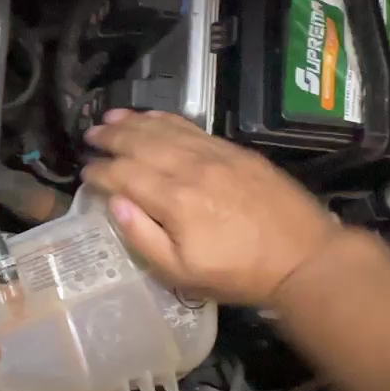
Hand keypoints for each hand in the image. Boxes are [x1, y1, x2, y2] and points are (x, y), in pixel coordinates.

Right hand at [81, 109, 345, 304]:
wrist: (304, 259)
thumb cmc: (238, 273)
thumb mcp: (181, 272)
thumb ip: (142, 237)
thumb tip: (116, 203)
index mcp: (174, 201)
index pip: (123, 176)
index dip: (99, 173)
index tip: (85, 173)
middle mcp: (190, 169)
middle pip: (140, 144)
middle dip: (111, 138)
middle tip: (90, 136)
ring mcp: (215, 156)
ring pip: (164, 130)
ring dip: (133, 122)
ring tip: (110, 118)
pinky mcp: (234, 151)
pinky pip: (192, 127)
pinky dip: (166, 119)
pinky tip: (151, 117)